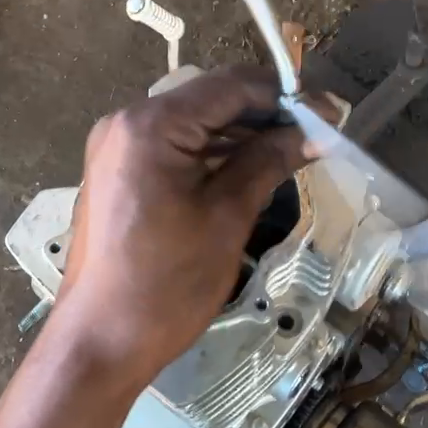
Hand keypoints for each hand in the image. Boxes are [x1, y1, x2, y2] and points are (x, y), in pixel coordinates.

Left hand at [57, 65, 306, 379]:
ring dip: (240, 132)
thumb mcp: (226, 218)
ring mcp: (116, 144)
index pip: (227, 86)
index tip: (329, 111)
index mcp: (149, 124)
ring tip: (293, 148)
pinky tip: (249, 164)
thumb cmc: (166, 283)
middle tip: (317, 131)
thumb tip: (311, 134)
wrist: (99, 341)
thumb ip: (267, 162)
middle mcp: (126, 120)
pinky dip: (210, 150)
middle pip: (208, 99)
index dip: (282, 94)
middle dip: (264, 112)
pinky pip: (172, 143)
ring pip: (191, 121)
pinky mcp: (116, 168)